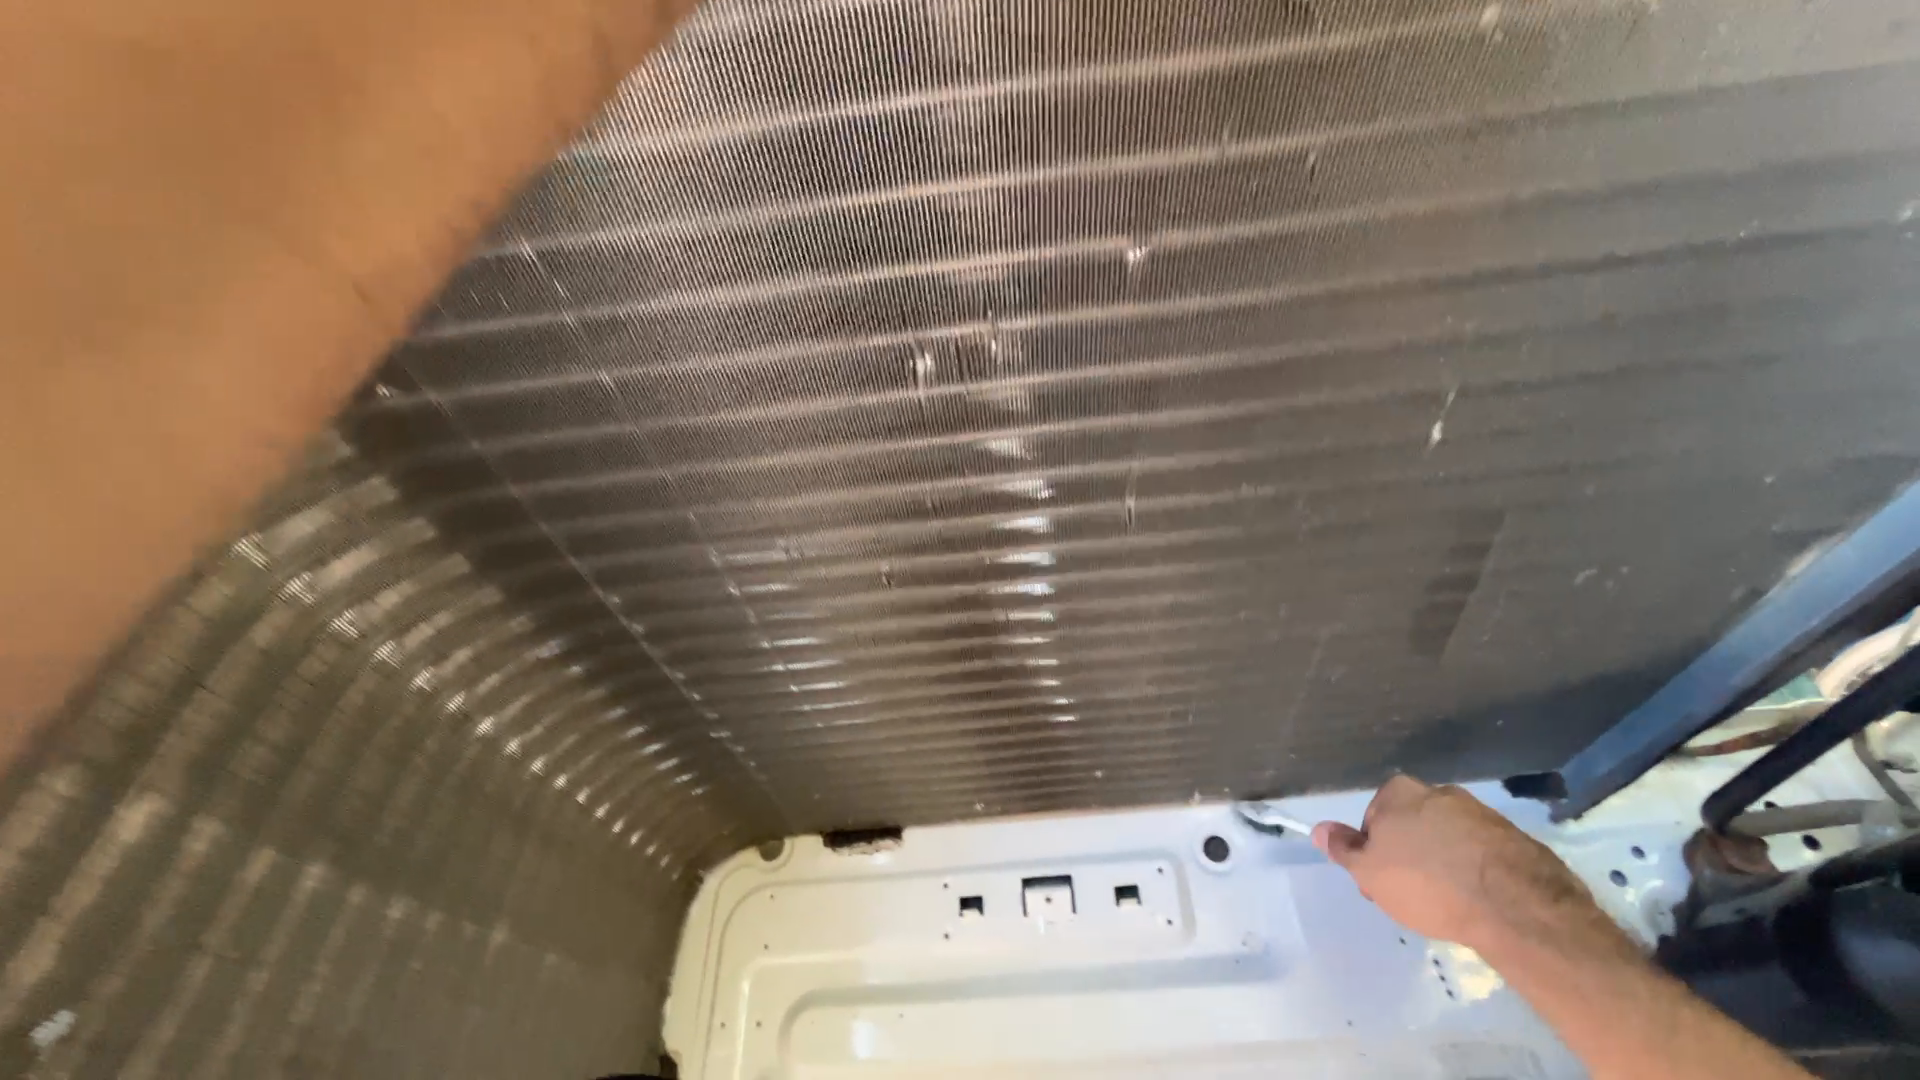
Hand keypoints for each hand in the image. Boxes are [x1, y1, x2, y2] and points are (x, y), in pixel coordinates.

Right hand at [1312, 775, 1600, 951]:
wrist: (1514, 906)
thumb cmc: (1427, 883)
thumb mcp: (1369, 871)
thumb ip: (1342, 848)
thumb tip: (1318, 828)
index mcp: (1400, 791)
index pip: (1373, 820)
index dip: (1373, 853)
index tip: (1382, 882)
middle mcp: (1439, 792)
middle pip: (1412, 826)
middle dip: (1410, 855)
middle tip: (1413, 895)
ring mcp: (1481, 813)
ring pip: (1449, 840)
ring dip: (1445, 863)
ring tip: (1449, 902)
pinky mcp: (1515, 838)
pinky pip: (1482, 854)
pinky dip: (1476, 872)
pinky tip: (1478, 901)